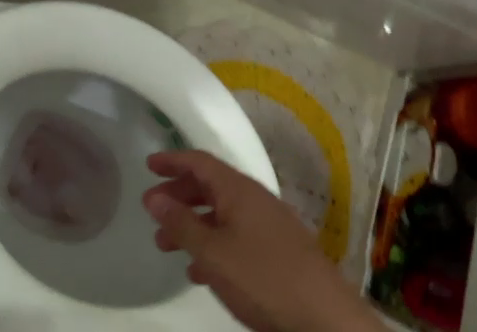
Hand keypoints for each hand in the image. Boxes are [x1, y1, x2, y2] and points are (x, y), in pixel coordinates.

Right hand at [143, 150, 376, 331]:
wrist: (329, 324)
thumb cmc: (265, 280)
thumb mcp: (213, 253)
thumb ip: (181, 224)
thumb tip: (154, 197)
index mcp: (240, 191)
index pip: (200, 162)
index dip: (173, 161)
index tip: (148, 166)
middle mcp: (257, 202)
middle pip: (211, 187)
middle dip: (179, 196)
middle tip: (152, 210)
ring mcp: (272, 229)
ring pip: (223, 215)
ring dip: (193, 225)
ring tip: (166, 245)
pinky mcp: (281, 256)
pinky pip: (238, 238)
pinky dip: (214, 246)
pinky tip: (200, 272)